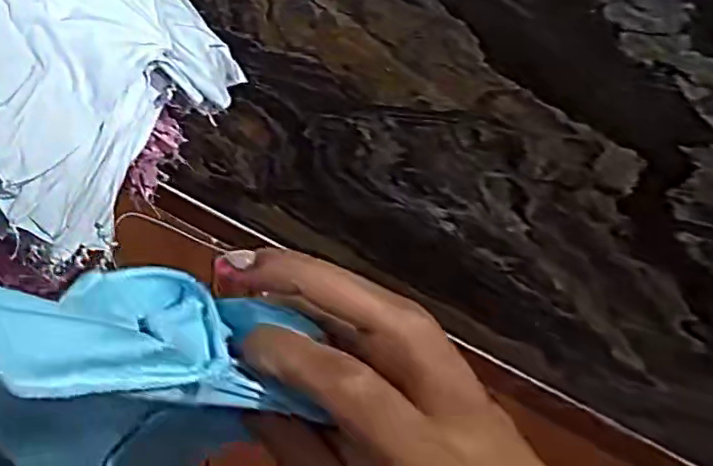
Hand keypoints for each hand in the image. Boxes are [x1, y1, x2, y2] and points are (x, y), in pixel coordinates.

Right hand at [218, 248, 544, 465]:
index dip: (283, 351)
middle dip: (306, 279)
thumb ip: (300, 450)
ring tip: (253, 268)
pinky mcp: (466, 389)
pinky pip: (396, 328)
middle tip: (237, 266)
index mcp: (439, 460)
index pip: (352, 382)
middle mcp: (468, 418)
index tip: (234, 343)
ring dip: (316, 279)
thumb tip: (243, 385)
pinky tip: (292, 295)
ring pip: (398, 310)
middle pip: (394, 319)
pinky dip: (336, 302)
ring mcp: (478, 399)